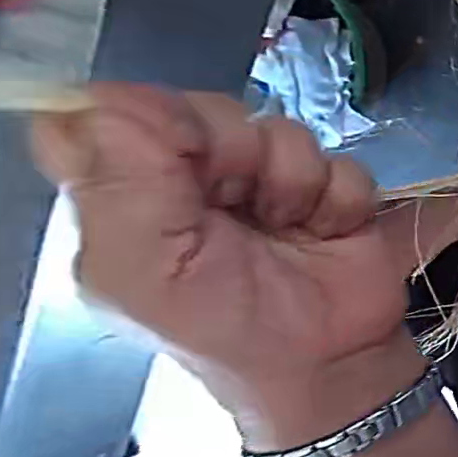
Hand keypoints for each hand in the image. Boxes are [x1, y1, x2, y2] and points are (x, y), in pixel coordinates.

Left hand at [33, 85, 417, 448]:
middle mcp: (199, 179)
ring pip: (286, 131)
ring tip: (292, 226)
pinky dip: (342, 199)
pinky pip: (346, 163)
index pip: (110, 113)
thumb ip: (121, 183)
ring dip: (296, 181)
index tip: (178, 149)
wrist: (326, 358)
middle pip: (207, 110)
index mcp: (132, 194)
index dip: (145, 116)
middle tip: (237, 199)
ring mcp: (273, 184)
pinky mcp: (335, 194)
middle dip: (233, 149)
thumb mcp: (142, 270)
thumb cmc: (221, 324)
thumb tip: (115, 98)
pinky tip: (331, 231)